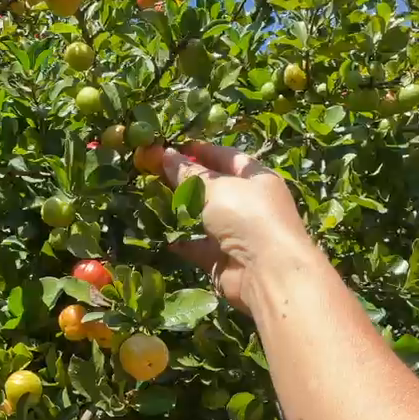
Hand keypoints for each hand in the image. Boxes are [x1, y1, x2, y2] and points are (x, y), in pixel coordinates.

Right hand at [160, 142, 317, 312]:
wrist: (266, 271)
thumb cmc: (248, 217)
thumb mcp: (216, 187)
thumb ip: (190, 174)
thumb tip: (166, 154)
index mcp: (255, 178)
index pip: (225, 157)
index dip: (200, 151)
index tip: (172, 147)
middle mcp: (247, 204)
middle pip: (212, 187)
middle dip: (185, 181)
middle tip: (154, 172)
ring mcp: (235, 232)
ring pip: (202, 217)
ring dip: (180, 211)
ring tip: (152, 198)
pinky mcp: (221, 258)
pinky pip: (196, 246)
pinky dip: (180, 241)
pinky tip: (161, 233)